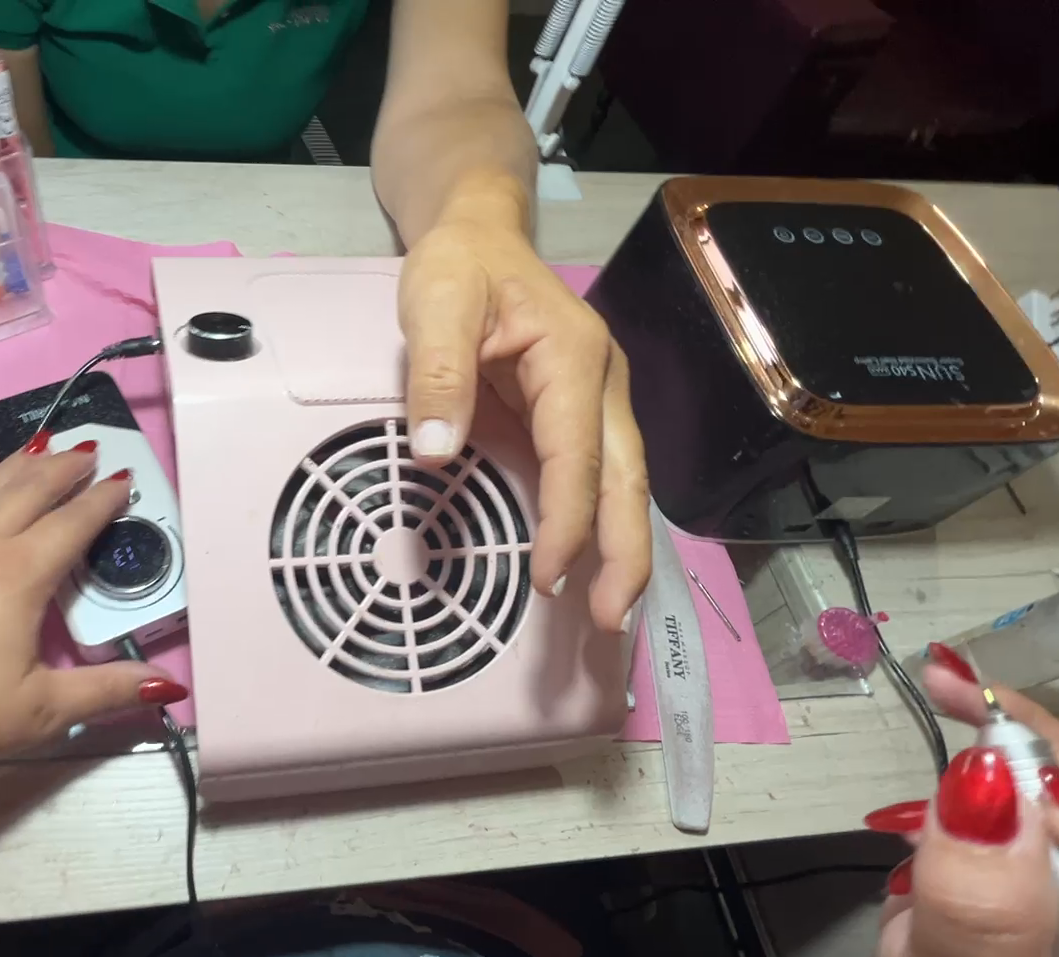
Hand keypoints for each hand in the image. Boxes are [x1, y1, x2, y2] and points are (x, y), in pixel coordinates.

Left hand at [0, 445, 181, 815]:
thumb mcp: (42, 710)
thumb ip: (109, 692)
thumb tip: (170, 685)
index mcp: (19, 574)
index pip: (73, 522)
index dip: (102, 500)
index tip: (123, 481)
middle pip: (28, 490)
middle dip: (63, 467)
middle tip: (88, 451)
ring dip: (14, 469)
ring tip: (37, 452)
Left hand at [399, 200, 649, 631]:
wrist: (479, 234)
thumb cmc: (458, 265)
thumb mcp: (435, 302)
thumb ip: (438, 373)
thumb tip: (436, 453)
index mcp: (572, 357)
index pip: (575, 453)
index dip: (566, 520)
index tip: (548, 579)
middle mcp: (600, 383)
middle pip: (623, 477)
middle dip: (623, 551)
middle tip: (613, 620)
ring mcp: (594, 398)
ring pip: (619, 481)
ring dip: (619, 546)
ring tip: (610, 609)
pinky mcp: (576, 411)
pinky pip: (593, 473)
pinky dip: (594, 521)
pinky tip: (586, 559)